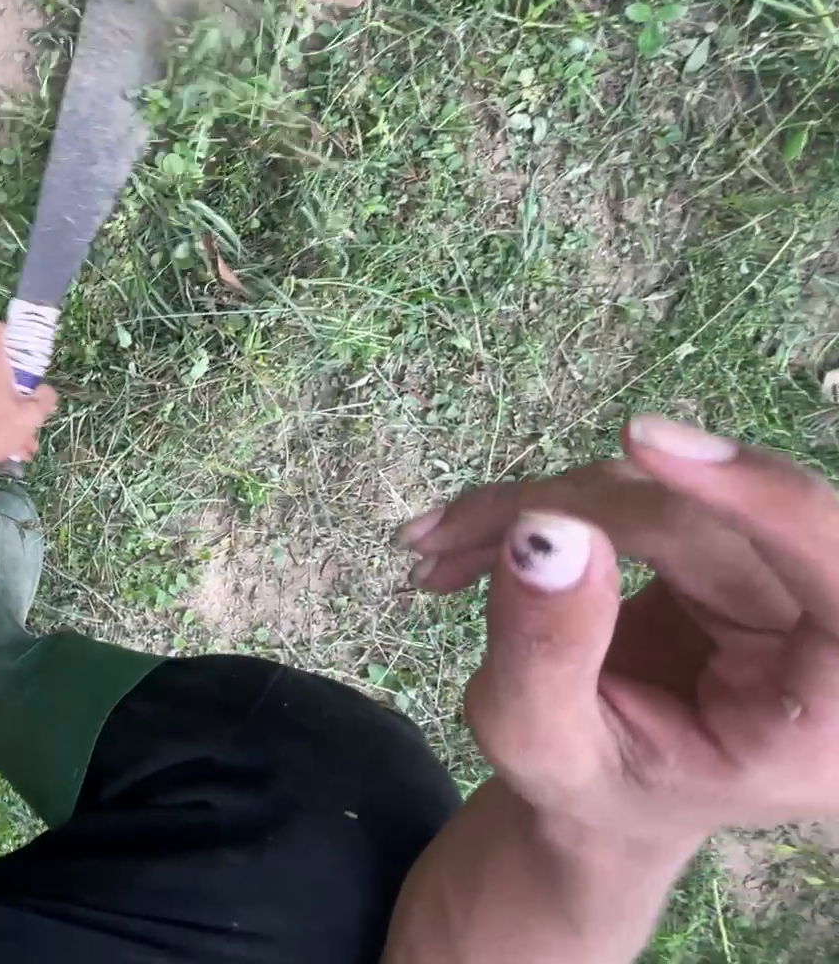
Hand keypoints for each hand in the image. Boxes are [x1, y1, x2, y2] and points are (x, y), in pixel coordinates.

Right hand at [401, 415, 838, 848]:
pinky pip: (622, 499)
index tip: (644, 443)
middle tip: (433, 542)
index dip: (761, 499)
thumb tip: (545, 531)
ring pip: (647, 497)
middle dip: (549, 514)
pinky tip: (462, 546)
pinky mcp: (717, 558)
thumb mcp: (537, 735)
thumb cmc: (581, 784)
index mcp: (831, 709)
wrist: (601, 789)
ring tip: (434, 549)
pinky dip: (526, 512)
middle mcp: (824, 633)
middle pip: (694, 523)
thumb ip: (546, 646)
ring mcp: (774, 588)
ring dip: (521, 508)